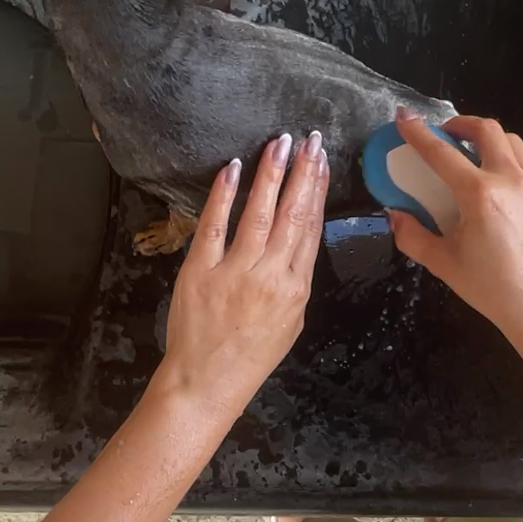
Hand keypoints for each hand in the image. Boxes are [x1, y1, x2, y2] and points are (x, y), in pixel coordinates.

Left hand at [152, 131, 328, 419]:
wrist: (209, 380)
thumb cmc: (254, 353)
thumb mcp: (292, 319)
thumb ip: (297, 278)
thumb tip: (300, 238)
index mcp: (297, 288)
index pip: (311, 228)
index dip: (318, 190)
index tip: (323, 162)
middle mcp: (271, 275)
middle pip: (292, 215)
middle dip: (303, 173)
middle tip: (311, 140)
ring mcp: (235, 271)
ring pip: (259, 214)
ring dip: (271, 175)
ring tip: (280, 144)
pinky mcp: (200, 271)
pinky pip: (214, 226)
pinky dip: (224, 196)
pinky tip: (233, 169)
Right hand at [386, 109, 522, 340]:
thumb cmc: (489, 287)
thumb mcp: (442, 263)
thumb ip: (413, 235)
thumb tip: (396, 215)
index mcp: (480, 195)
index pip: (443, 153)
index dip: (419, 133)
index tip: (404, 118)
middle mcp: (510, 181)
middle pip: (487, 130)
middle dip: (461, 124)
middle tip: (445, 134)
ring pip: (512, 142)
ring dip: (488, 138)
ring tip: (470, 152)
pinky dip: (506, 159)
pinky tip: (494, 182)